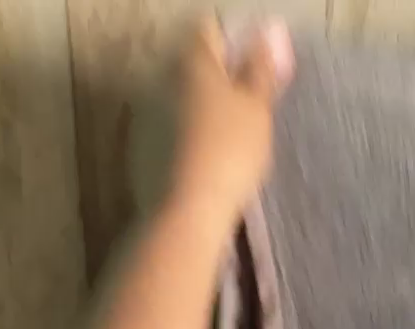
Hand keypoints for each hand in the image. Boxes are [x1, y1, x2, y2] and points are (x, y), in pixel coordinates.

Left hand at [165, 17, 293, 228]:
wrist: (189, 212)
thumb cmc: (230, 152)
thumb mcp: (258, 109)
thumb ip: (263, 68)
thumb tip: (272, 31)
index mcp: (190, 59)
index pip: (212, 30)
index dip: (237, 46)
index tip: (257, 74)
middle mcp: (161, 78)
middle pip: (194, 68)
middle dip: (220, 82)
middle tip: (249, 111)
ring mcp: (147, 117)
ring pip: (181, 104)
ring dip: (203, 115)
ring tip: (230, 145)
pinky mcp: (142, 153)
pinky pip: (171, 136)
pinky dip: (189, 144)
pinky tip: (208, 167)